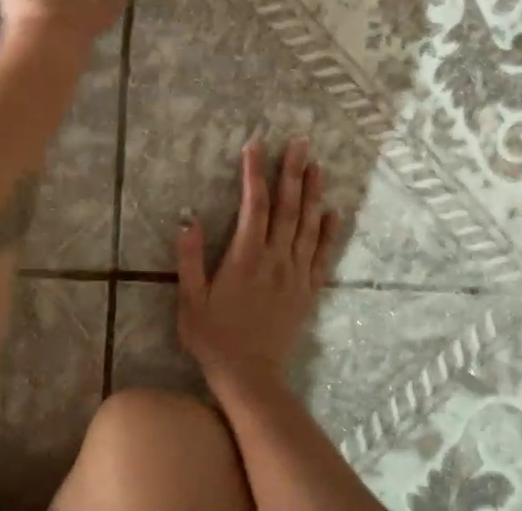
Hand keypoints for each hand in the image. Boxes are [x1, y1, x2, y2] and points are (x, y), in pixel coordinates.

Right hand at [176, 136, 340, 383]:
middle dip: (292, 172)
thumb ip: (189, 259)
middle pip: (287, 207)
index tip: (255, 145)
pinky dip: (328, 232)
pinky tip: (333, 212)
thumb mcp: (190, 300)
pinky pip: (321, 256)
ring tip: (316, 165)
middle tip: (300, 142)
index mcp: (246, 257)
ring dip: (312, 193)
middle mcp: (276, 259)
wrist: (252, 379)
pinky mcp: (308, 292)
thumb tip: (188, 219)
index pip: (254, 205)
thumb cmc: (214, 338)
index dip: (255, 173)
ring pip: (307, 226)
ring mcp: (295, 275)